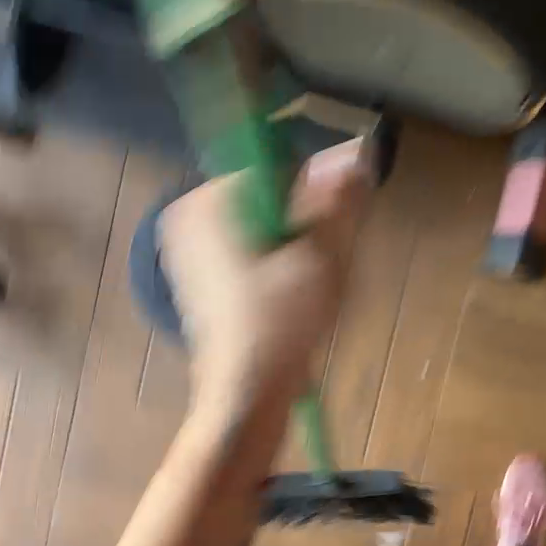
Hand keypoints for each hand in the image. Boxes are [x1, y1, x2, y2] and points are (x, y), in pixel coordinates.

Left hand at [159, 140, 371, 405]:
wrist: (247, 397)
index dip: (314, 197)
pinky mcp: (203, 286)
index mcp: (206, 202)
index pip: (275, 167)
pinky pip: (254, 259)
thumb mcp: (320, 256)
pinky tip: (293, 305)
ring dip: (299, 254)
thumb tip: (357, 148)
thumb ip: (337, 199)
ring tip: (309, 294)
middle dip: (306, 229)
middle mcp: (189, 219)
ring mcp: (192, 255)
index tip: (332, 237)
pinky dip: (280, 274)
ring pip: (266, 232)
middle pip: (270, 201)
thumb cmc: (280, 325)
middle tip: (322, 272)